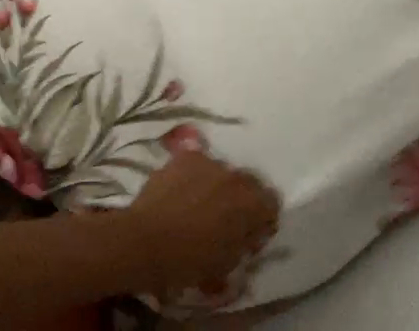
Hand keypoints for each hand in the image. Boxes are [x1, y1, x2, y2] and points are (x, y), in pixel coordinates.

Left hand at [124, 150, 280, 294]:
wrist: (146, 240)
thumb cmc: (191, 260)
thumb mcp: (229, 261)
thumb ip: (245, 241)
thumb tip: (249, 232)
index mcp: (253, 204)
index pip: (271, 203)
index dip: (261, 220)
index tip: (248, 234)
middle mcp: (236, 176)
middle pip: (248, 184)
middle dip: (240, 199)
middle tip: (224, 220)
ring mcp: (208, 162)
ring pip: (221, 172)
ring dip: (217, 186)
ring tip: (198, 205)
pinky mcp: (184, 156)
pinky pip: (197, 165)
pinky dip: (194, 176)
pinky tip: (181, 193)